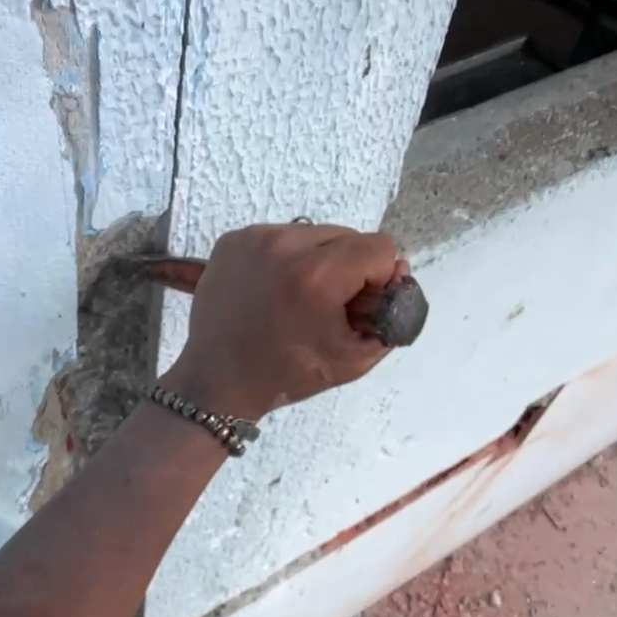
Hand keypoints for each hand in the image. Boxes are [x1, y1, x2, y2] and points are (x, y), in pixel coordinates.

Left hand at [160, 223, 403, 419]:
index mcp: (316, 276)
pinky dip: (286, 259)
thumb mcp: (352, 360)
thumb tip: (398, 276)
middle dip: (350, 268)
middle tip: (329, 305)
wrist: (218, 382)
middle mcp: (285, 245)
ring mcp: (254, 238)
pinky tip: (275, 290)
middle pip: (347, 235)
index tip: (359, 305)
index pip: (379, 247)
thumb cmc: (286, 376)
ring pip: (314, 233)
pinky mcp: (233, 239)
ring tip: (299, 298)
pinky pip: (280, 236)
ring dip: (319, 260)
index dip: (379, 278)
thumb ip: (390, 318)